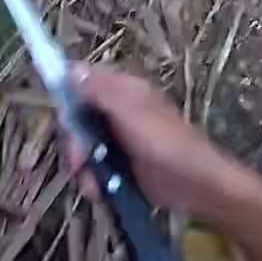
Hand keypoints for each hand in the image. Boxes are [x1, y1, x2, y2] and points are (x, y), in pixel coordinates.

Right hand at [71, 66, 248, 218]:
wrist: (198, 186)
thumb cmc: (167, 144)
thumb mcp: (130, 112)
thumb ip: (99, 91)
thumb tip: (69, 68)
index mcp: (122, 89)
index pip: (83, 80)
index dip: (67, 94)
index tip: (62, 116)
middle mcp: (117, 110)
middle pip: (77, 117)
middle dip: (74, 141)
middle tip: (80, 159)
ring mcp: (118, 138)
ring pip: (83, 145)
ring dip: (82, 166)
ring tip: (93, 184)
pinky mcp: (120, 164)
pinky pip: (94, 167)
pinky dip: (93, 180)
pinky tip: (100, 191)